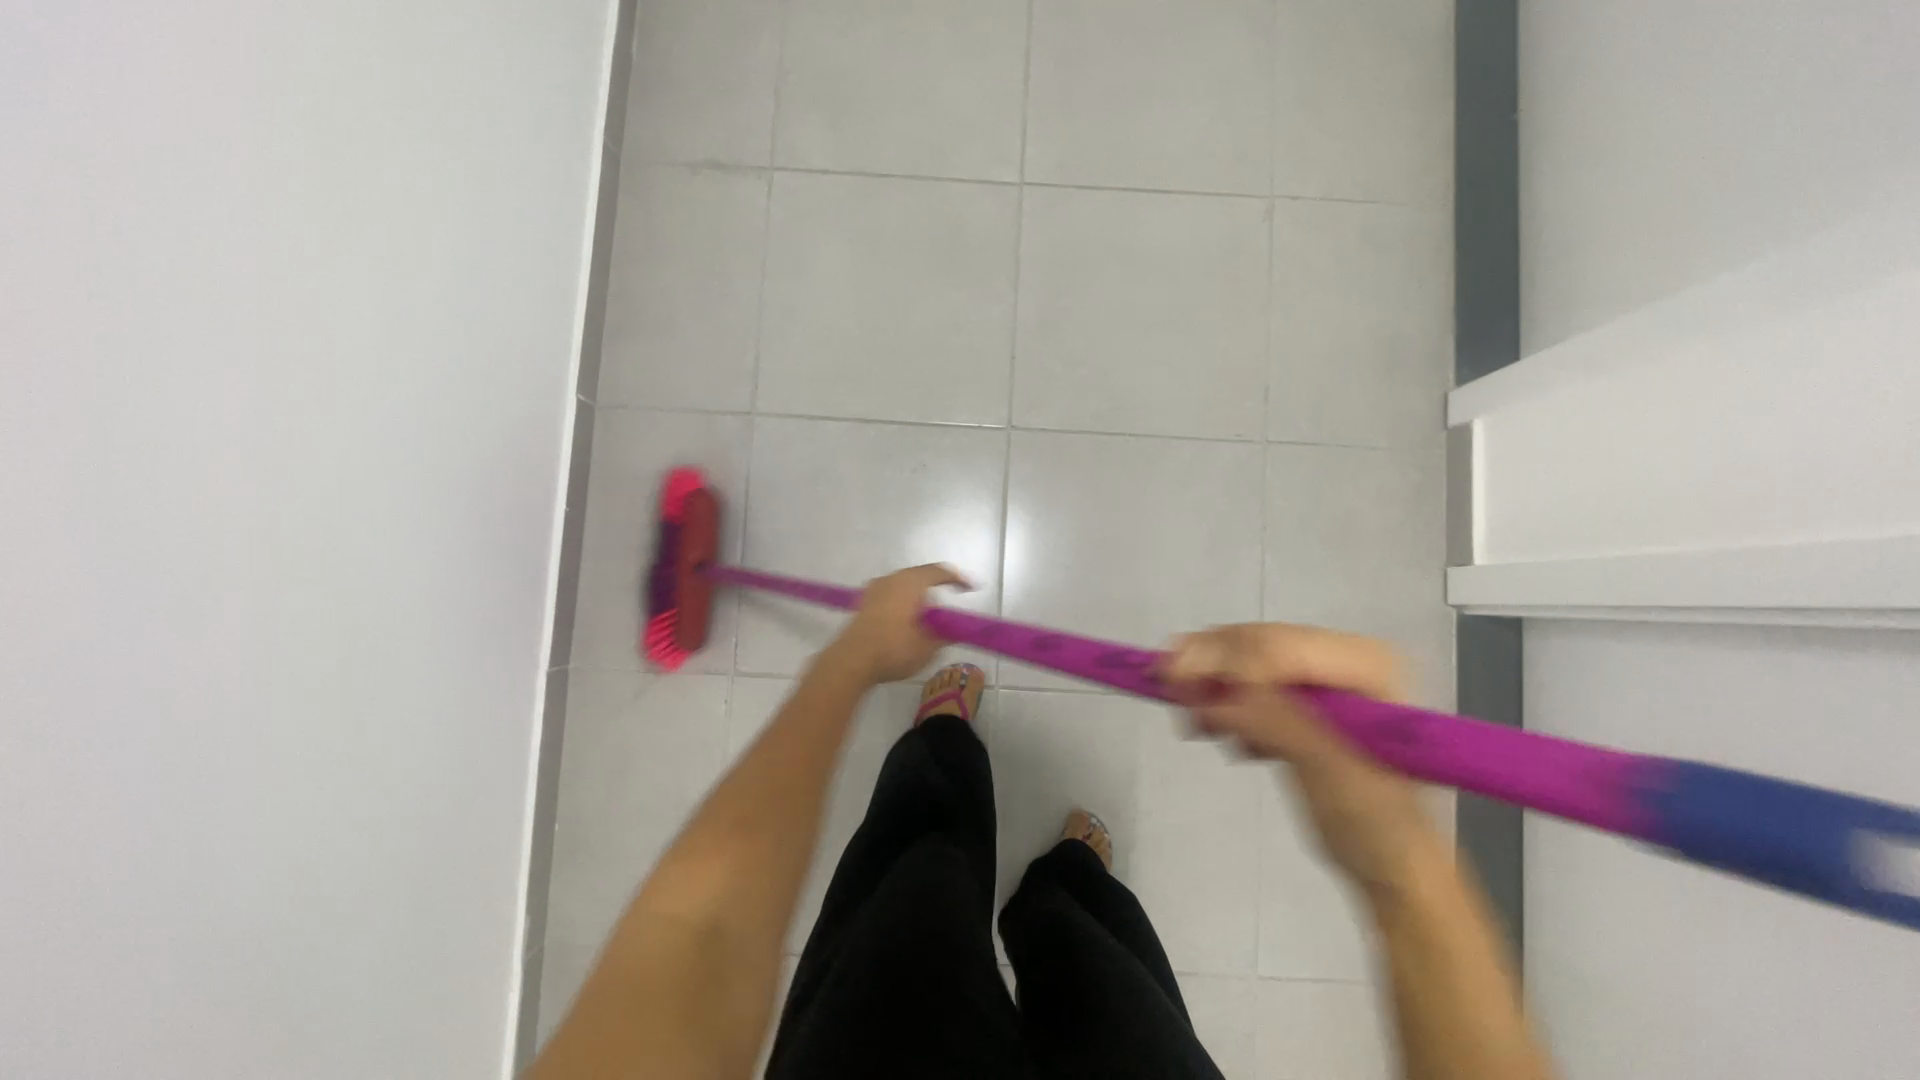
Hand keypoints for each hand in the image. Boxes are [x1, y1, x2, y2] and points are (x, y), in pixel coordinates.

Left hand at [824, 564, 969, 684]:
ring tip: (927, 609)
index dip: (958, 579)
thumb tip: (958, 629)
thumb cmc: (894, 650)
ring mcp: (874, 588)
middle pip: (919, 575)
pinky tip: (904, 616)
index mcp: (911, 582)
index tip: (970, 587)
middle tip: (950, 596)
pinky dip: (902, 600)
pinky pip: (890, 593)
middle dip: (936, 585)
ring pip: (902, 583)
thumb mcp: (928, 646)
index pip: (940, 572)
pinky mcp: (863, 602)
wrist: (851, 661)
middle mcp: (892, 578)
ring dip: (917, 593)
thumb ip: (947, 634)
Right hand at [1159, 623, 1438, 896]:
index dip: (1226, 656)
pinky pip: (1248, 686)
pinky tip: (1214, 727)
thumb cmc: (1376, 825)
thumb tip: (1217, 698)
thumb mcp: (1330, 773)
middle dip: (1210, 665)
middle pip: (1259, 646)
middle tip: (1164, 686)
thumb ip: (1279, 724)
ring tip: (1192, 720)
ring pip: (1246, 662)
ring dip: (1210, 683)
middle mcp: (1343, 659)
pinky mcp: (1300, 703)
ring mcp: (1320, 680)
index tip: (1174, 677)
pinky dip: (1223, 701)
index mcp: (1365, 665)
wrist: (1392, 866)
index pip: (1282, 645)